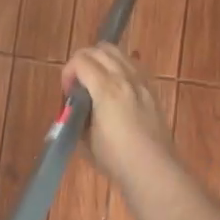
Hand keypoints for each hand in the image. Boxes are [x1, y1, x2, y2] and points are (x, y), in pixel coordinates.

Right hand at [63, 44, 173, 184]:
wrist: (153, 169)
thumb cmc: (115, 158)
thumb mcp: (85, 139)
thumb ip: (77, 117)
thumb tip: (75, 110)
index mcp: (106, 88)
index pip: (80, 60)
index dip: (68, 72)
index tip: (67, 94)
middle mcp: (125, 78)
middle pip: (100, 49)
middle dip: (82, 61)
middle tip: (77, 85)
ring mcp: (141, 83)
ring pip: (119, 53)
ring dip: (102, 61)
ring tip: (95, 83)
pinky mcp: (151, 91)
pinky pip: (133, 66)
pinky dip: (120, 68)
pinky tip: (116, 88)